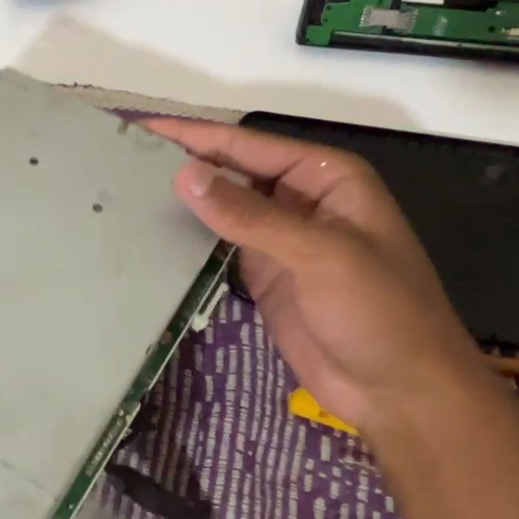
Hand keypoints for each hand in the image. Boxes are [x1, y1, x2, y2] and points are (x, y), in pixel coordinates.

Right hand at [147, 118, 492, 429]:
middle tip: (118, 157)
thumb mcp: (320, 255)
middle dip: (182, 162)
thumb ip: (250, 216)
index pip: (247, 145)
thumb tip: (184, 175)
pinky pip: (219, 247)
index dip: (192, 135)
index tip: (138, 126)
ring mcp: (279, 240)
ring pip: (221, 208)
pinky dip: (188, 239)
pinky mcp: (263, 276)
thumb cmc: (378, 312)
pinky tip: (150, 233)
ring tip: (122, 189)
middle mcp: (299, 200)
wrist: (400, 391)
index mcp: (325, 178)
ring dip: (181, 200)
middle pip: (231, 171)